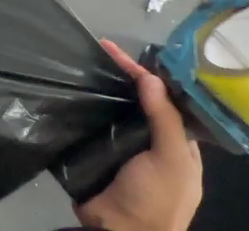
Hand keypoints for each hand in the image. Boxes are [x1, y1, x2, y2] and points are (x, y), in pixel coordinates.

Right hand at [76, 39, 203, 230]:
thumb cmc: (156, 198)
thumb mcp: (170, 162)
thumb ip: (164, 121)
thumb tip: (150, 77)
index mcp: (179, 147)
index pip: (167, 102)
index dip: (147, 75)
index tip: (118, 52)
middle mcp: (153, 144)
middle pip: (140, 102)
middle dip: (123, 76)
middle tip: (98, 50)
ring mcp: (123, 148)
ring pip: (114, 110)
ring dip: (100, 88)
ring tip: (81, 62)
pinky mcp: (95, 151)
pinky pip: (90, 122)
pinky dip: (82, 105)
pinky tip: (69, 89)